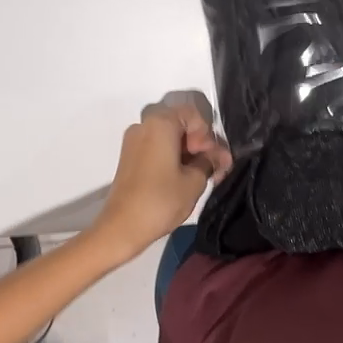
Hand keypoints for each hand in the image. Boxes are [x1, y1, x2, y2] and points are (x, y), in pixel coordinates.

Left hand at [94, 92, 232, 257]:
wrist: (122, 227)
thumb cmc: (161, 200)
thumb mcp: (194, 181)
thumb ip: (210, 161)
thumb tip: (220, 156)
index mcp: (159, 123)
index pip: (193, 115)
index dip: (207, 135)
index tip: (209, 158)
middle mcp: (144, 125)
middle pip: (180, 125)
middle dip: (200, 145)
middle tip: (214, 168)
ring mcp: (134, 141)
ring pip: (169, 138)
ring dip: (188, 153)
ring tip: (203, 177)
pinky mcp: (130, 157)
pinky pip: (157, 148)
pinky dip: (173, 158)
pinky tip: (185, 178)